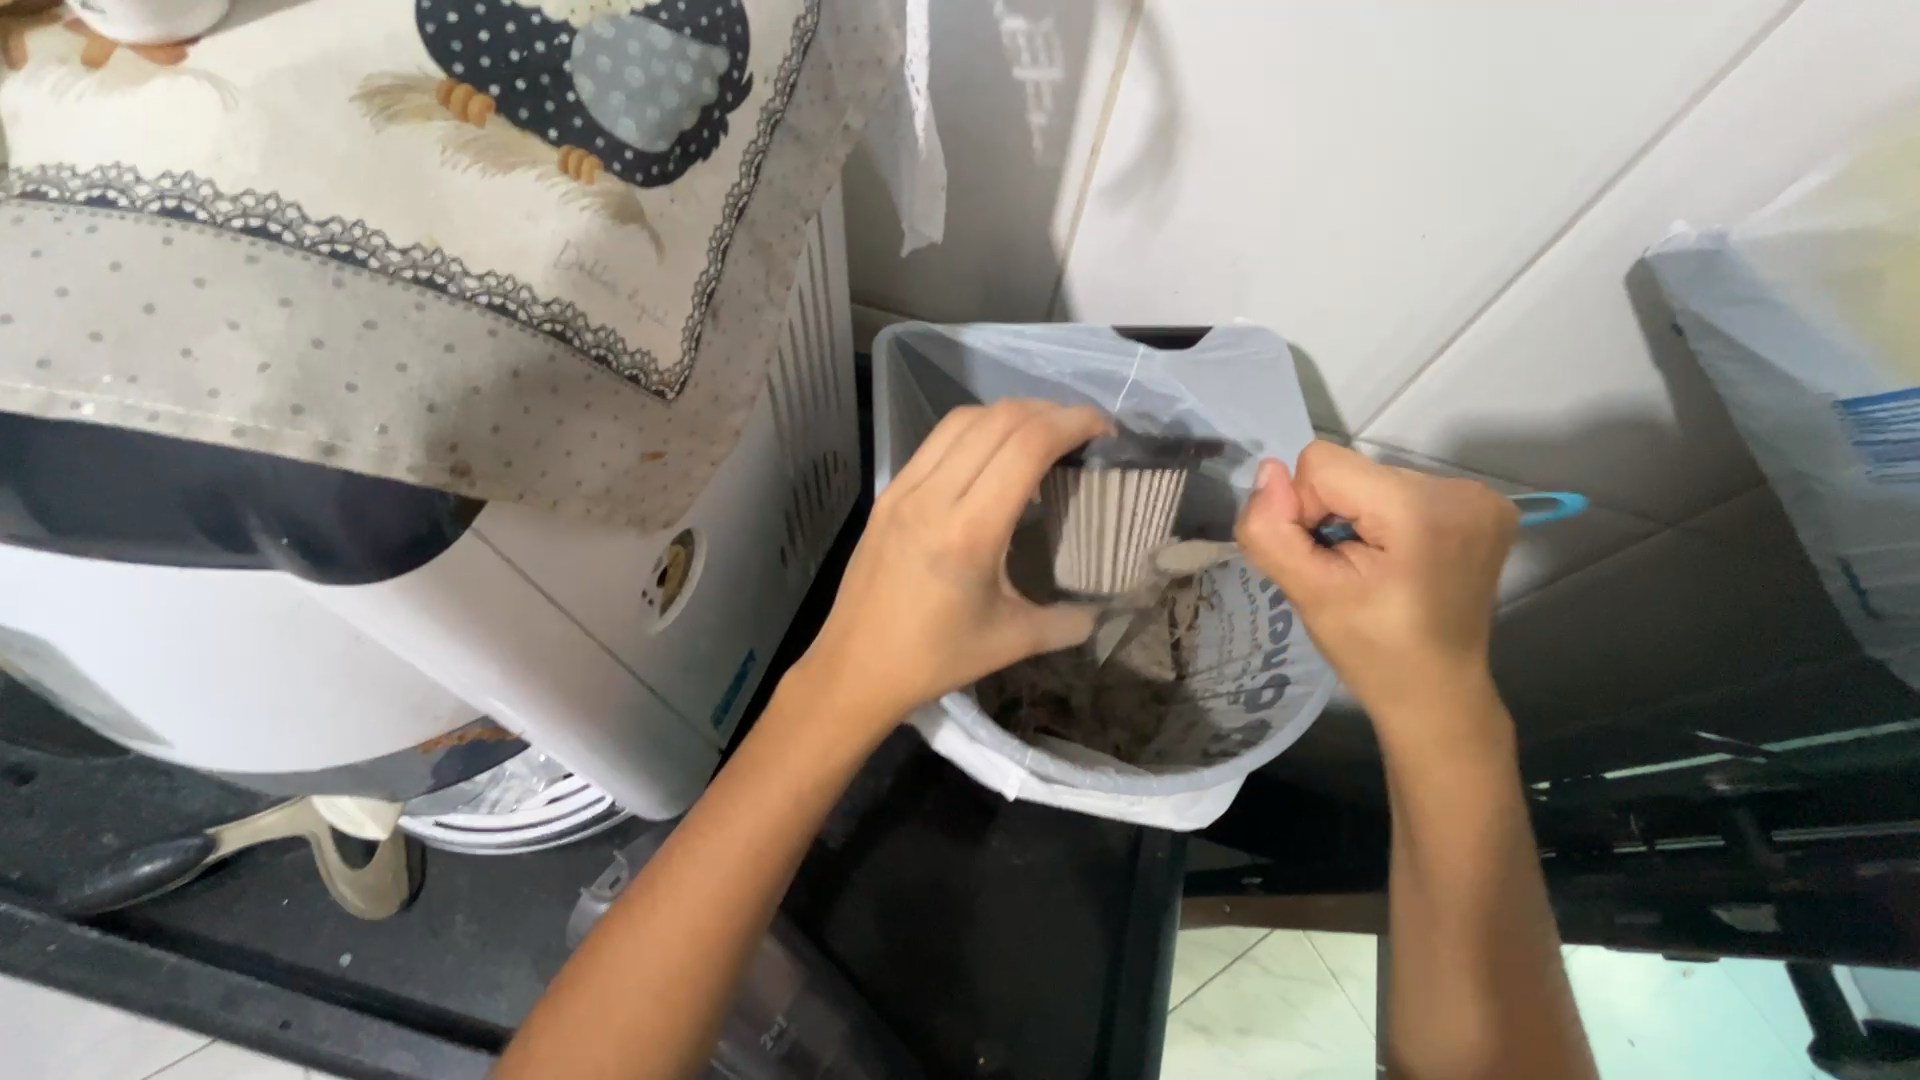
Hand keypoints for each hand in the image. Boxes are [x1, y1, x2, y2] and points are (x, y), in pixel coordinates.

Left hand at [793, 399, 1110, 730]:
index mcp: (969, 532)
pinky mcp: (887, 494)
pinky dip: (975, 432)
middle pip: (998, 420)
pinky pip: (936, 441)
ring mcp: (904, 490)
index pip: (1027, 446)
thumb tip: (1106, 613)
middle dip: (1048, 411)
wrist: (854, 668)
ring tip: (1041, 434)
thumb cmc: (934, 659)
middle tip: (1080, 431)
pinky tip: (994, 457)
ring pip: (963, 421)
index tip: (1103, 430)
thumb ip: (1067, 623)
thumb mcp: (1011, 641)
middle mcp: (933, 497)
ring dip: (1010, 415)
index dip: (1072, 423)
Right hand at [1234, 440, 1516, 734]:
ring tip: (1376, 570)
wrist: (1436, 692)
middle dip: (1334, 515)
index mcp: (1419, 508)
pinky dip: (1389, 521)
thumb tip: (1267, 471)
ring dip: (1361, 519)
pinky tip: (1401, 560)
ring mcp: (1481, 498)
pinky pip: (1405, 491)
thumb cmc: (1369, 650)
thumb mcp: (1306, 593)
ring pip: (1375, 481)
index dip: (1303, 510)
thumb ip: (1272, 530)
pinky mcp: (1486, 508)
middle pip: (1352, 472)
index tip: (1323, 560)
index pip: (1323, 464)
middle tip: (1349, 571)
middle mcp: (1460, 490)